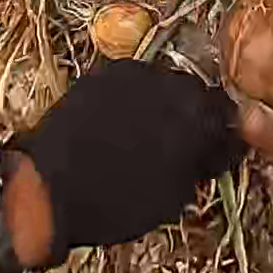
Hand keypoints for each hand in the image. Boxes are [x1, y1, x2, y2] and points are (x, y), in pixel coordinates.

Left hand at [12, 58, 243, 263]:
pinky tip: (121, 119)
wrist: (46, 188)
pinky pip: (135, 80)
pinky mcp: (109, 68)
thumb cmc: (114, 203)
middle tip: (181, 140)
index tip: (215, 147)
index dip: (221, 131)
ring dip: (165, 101)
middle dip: (194, 113)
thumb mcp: (172, 197)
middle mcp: (172, 82)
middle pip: (196, 92)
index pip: (226, 113)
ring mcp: (138, 71)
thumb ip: (200, 165)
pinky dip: (136, 96)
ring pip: (166, 82)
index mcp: (195, 115)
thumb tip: (217, 150)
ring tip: (148, 128)